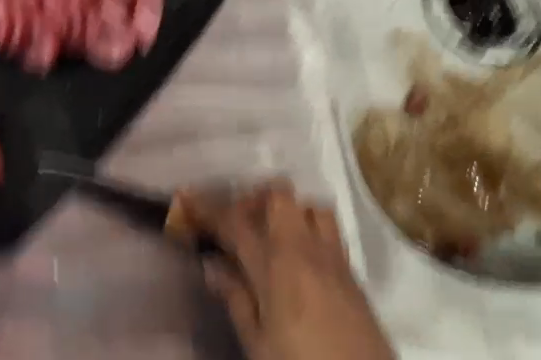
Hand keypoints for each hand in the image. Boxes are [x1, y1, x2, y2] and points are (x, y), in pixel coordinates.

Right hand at [175, 181, 395, 359]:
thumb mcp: (257, 344)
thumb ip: (235, 298)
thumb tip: (213, 265)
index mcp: (275, 265)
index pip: (233, 222)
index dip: (206, 207)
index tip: (185, 196)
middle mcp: (306, 252)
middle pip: (279, 196)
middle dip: (253, 199)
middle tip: (237, 222)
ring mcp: (335, 262)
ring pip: (312, 208)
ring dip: (290, 212)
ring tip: (272, 236)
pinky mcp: (355, 280)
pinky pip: (331, 236)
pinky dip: (310, 233)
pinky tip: (299, 263)